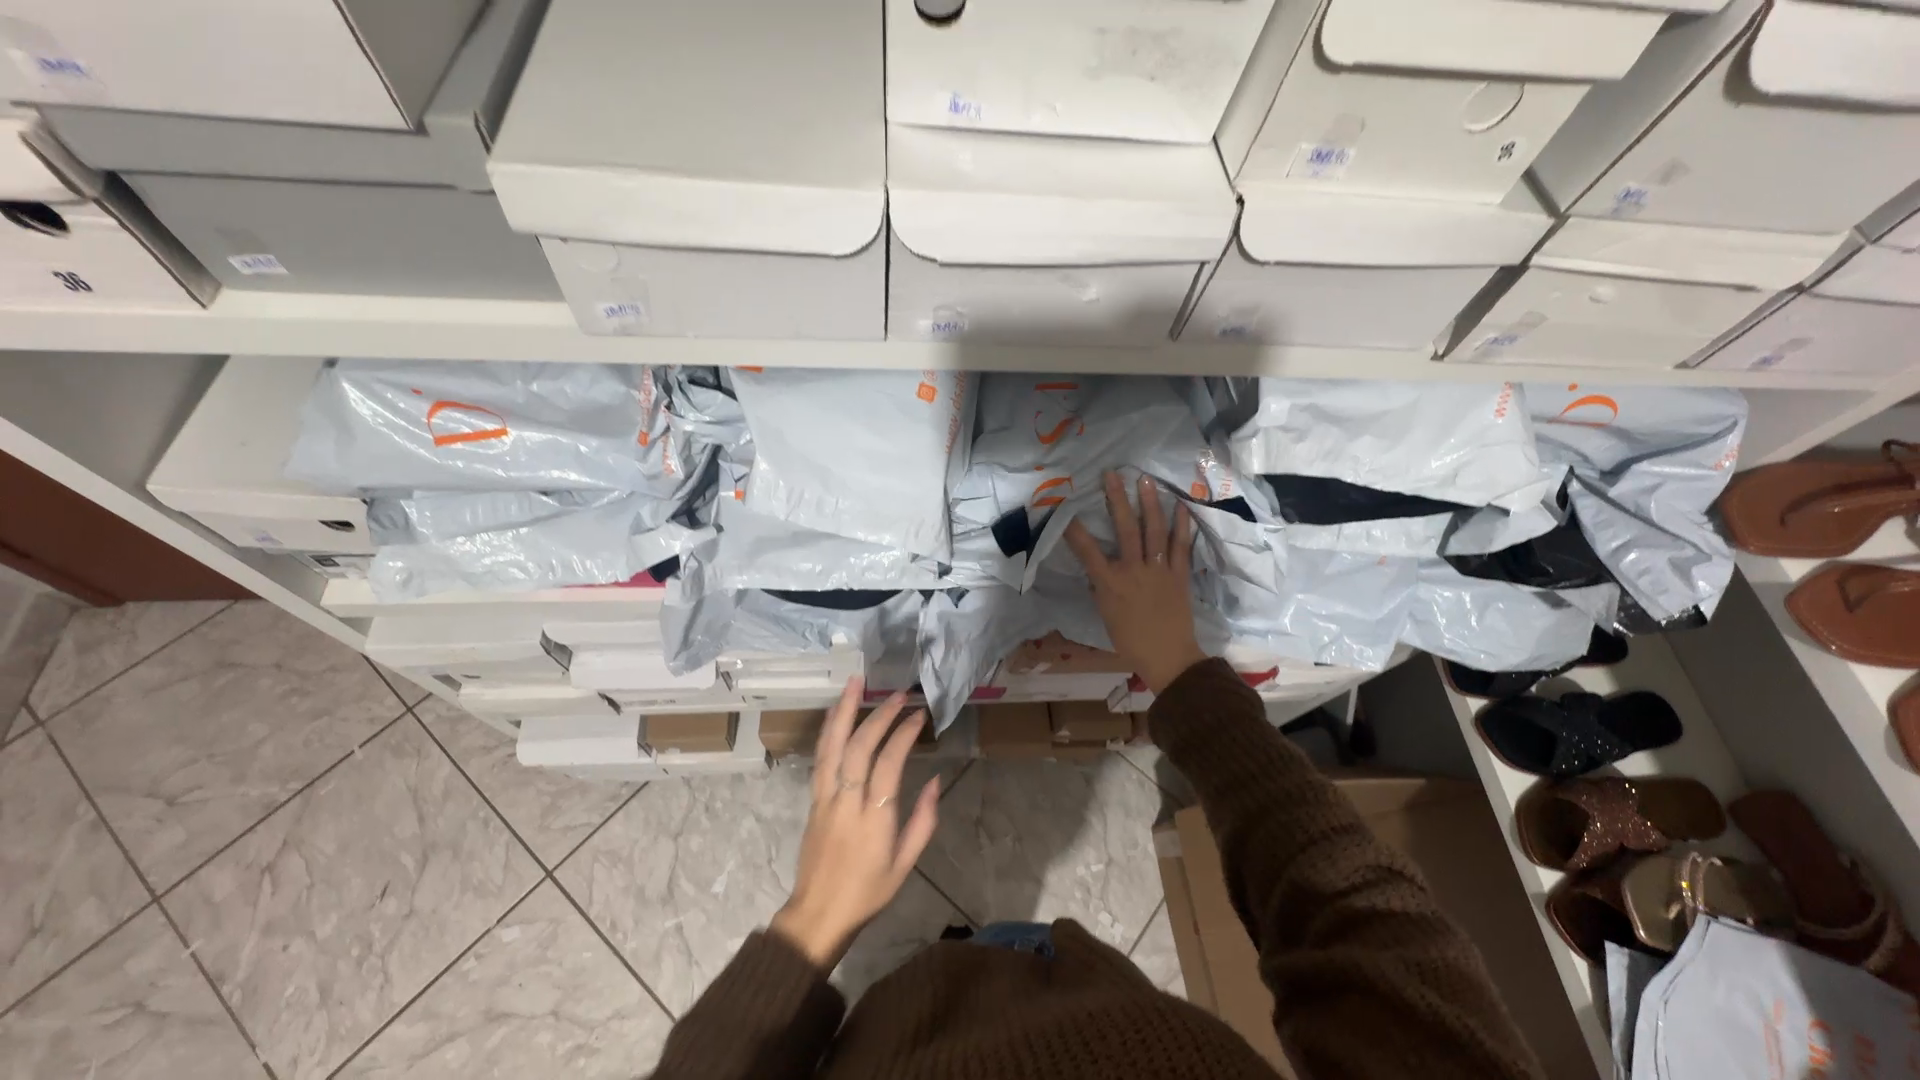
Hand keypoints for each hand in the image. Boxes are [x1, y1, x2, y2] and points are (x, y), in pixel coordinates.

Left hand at [770, 680, 940, 970]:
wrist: (819, 914)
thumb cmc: (869, 892)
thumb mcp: (905, 865)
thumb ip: (922, 822)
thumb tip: (933, 781)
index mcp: (874, 819)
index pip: (888, 764)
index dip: (903, 735)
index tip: (918, 716)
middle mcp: (846, 802)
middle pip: (860, 747)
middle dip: (880, 716)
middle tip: (899, 695)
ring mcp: (825, 798)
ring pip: (833, 746)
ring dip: (845, 711)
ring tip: (856, 682)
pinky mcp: (813, 800)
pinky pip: (820, 758)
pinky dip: (829, 730)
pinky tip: (836, 712)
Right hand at [1064, 472, 1208, 693]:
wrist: (1168, 657)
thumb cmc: (1130, 642)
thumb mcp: (1106, 615)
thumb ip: (1101, 589)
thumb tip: (1097, 570)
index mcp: (1110, 584)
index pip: (1087, 551)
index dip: (1074, 528)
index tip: (1064, 506)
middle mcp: (1133, 571)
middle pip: (1125, 529)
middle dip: (1116, 500)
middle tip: (1111, 475)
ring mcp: (1159, 570)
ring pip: (1154, 531)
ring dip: (1149, 503)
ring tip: (1145, 480)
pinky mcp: (1179, 574)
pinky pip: (1181, 546)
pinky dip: (1181, 525)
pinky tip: (1180, 506)